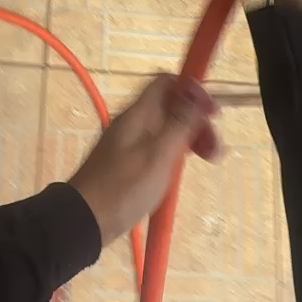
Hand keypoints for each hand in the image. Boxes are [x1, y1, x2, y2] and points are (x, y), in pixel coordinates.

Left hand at [67, 75, 221, 244]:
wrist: (84, 218)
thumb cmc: (124, 187)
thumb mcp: (158, 155)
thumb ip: (178, 122)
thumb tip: (195, 88)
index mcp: (139, 114)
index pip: (167, 83)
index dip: (192, 91)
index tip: (213, 113)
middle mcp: (134, 121)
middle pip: (172, 106)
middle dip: (197, 120)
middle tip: (216, 148)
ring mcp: (131, 141)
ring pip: (168, 127)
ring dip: (191, 138)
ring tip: (210, 159)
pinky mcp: (130, 160)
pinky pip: (159, 145)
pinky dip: (176, 152)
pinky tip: (183, 170)